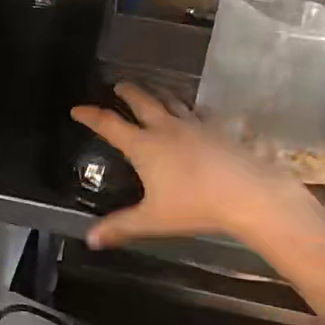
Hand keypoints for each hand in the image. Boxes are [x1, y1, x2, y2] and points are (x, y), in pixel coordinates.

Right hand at [70, 83, 309, 248]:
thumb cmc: (194, 206)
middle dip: (127, 92)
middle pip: (142, 101)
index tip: (77, 109)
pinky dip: (191, 110)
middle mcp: (166, 129)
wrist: (247, 194)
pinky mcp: (218, 130)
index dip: (91, 116)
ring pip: (172, 101)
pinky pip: (200, 113)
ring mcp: (195, 126)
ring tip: (153, 90)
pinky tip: (196, 113)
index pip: (110, 125)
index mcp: (144, 146)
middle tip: (118, 85)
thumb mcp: (151, 220)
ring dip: (158, 93)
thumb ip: (120, 227)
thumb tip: (90, 239)